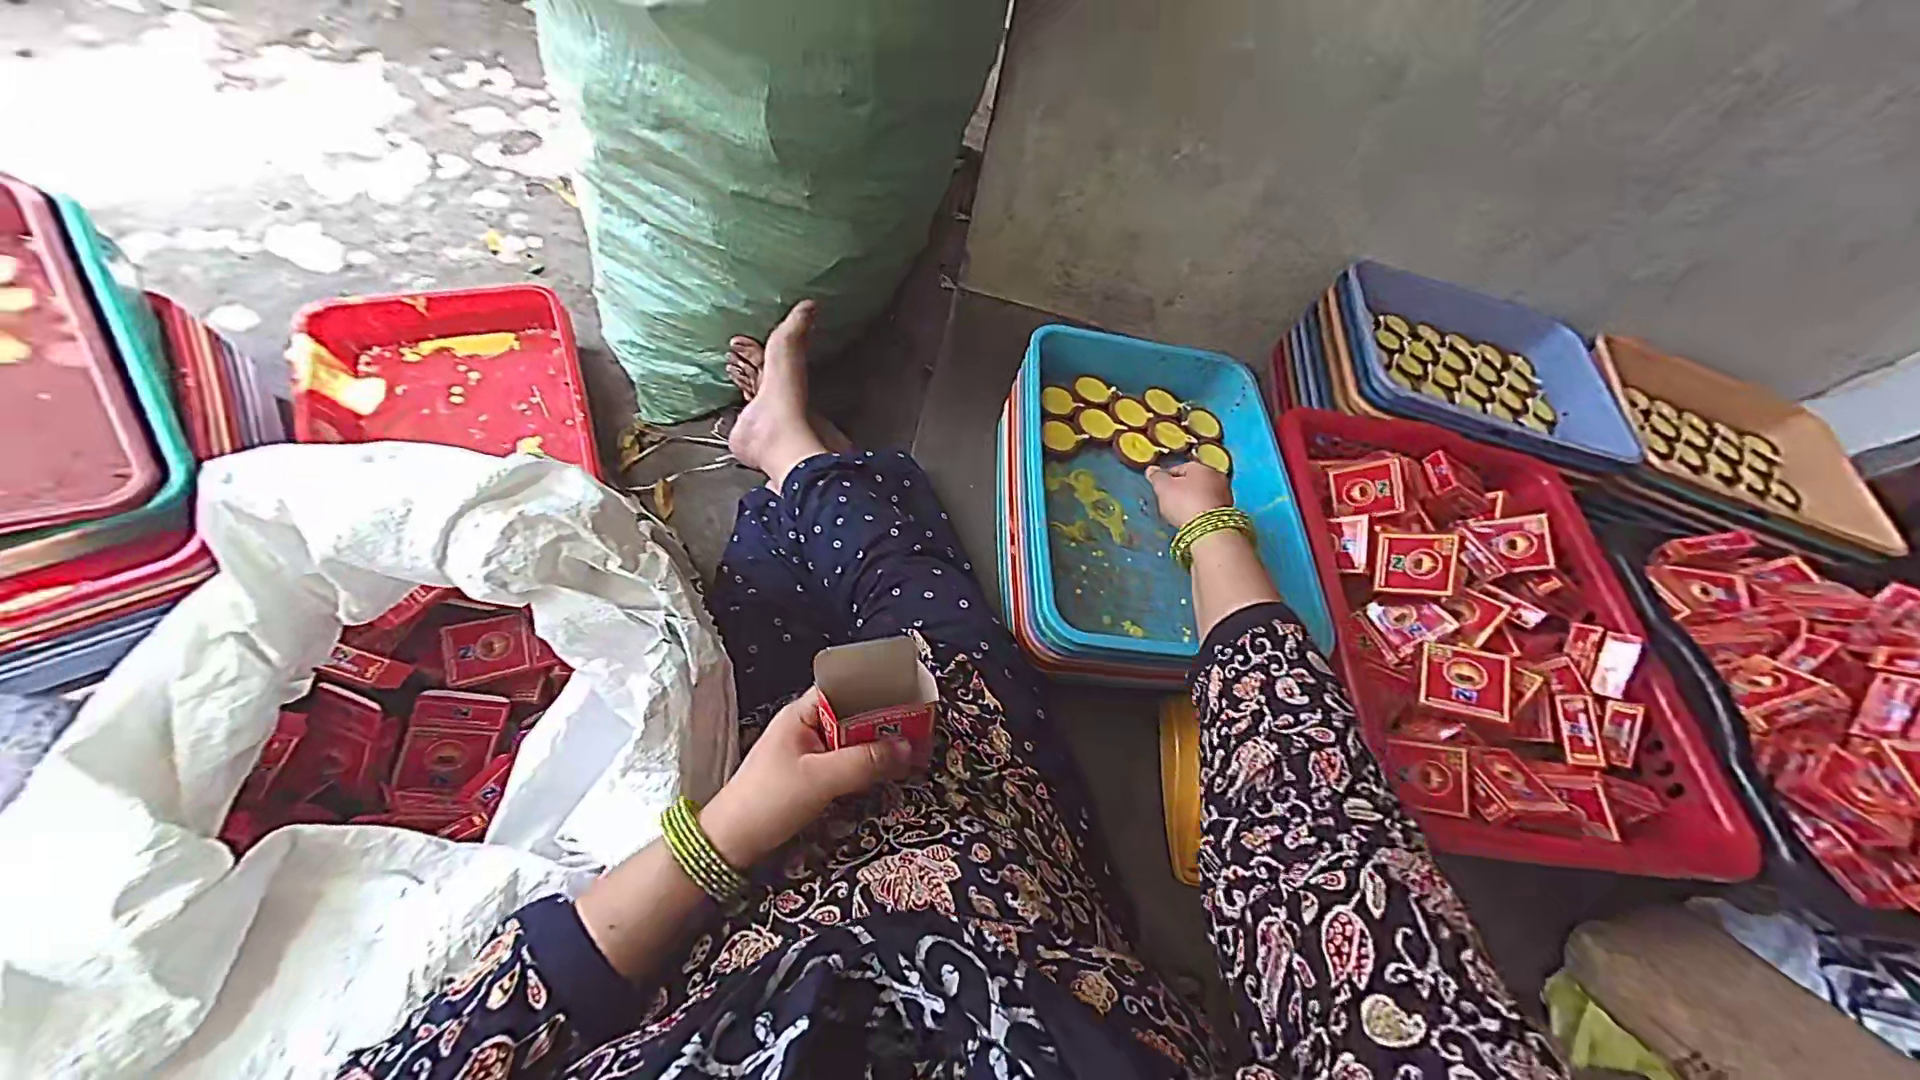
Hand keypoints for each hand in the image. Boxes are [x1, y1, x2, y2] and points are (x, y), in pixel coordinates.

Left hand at [698, 687, 913, 867]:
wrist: (729, 845)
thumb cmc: (765, 803)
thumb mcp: (819, 780)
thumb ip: (864, 762)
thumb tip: (906, 747)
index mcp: (802, 712)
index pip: (846, 684)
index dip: (877, 686)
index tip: (907, 694)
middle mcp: (807, 724)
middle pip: (854, 711)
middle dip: (885, 719)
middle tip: (917, 727)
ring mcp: (810, 749)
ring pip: (853, 736)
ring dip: (878, 743)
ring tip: (909, 749)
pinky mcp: (812, 772)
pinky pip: (847, 758)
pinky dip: (867, 762)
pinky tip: (886, 770)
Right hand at [1146, 462, 1233, 528]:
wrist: (1210, 529)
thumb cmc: (1184, 502)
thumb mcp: (1164, 488)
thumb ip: (1156, 477)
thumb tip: (1151, 469)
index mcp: (1199, 467)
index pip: (1179, 468)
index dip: (1166, 477)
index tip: (1159, 489)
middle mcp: (1216, 475)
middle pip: (1193, 480)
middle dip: (1182, 488)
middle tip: (1169, 500)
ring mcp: (1225, 492)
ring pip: (1203, 492)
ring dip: (1193, 498)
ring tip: (1181, 511)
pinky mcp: (1228, 509)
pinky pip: (1209, 505)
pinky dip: (1201, 508)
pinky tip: (1193, 517)